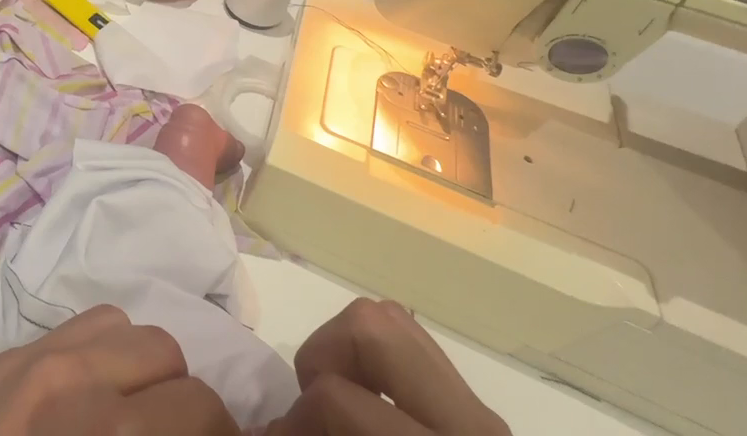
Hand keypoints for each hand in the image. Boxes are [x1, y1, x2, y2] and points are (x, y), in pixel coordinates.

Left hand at [0, 305, 238, 435]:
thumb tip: (201, 430)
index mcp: (112, 431)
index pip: (201, 403)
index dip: (219, 432)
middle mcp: (73, 379)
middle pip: (163, 347)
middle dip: (177, 394)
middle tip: (167, 433)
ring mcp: (27, 359)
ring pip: (116, 322)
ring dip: (131, 364)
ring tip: (123, 406)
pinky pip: (65, 329)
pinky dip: (87, 355)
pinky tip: (77, 395)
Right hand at [269, 299, 509, 434]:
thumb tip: (265, 433)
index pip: (339, 401)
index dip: (290, 424)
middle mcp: (469, 428)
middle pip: (372, 329)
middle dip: (321, 357)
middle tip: (310, 409)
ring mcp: (481, 415)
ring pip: (394, 322)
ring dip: (346, 352)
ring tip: (336, 402)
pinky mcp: (479, 414)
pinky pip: (414, 350)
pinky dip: (376, 364)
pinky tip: (369, 411)